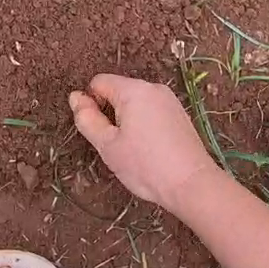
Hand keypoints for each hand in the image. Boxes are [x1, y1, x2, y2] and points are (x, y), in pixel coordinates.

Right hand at [69, 74, 224, 212]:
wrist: (193, 185)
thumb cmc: (146, 166)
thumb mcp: (108, 145)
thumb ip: (87, 119)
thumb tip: (75, 97)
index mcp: (133, 90)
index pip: (99, 83)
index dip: (91, 105)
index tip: (100, 132)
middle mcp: (152, 87)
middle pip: (118, 91)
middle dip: (111, 114)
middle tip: (117, 145)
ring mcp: (169, 100)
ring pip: (135, 103)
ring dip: (128, 121)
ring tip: (135, 150)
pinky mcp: (180, 114)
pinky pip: (152, 111)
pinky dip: (145, 125)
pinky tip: (151, 150)